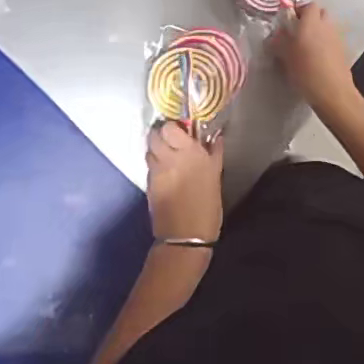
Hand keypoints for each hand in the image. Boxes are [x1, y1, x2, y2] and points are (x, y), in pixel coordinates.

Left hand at [145, 121, 224, 241]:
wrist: (186, 237)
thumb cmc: (207, 206)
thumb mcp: (215, 177)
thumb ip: (213, 154)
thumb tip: (215, 137)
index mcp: (189, 153)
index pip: (170, 127)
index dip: (173, 126)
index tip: (182, 130)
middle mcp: (169, 158)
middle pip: (154, 135)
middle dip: (160, 134)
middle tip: (171, 141)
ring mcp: (156, 171)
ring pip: (149, 150)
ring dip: (156, 149)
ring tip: (168, 156)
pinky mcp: (148, 184)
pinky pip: (149, 166)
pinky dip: (155, 164)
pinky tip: (165, 173)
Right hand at [269, 3, 358, 113]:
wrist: (332, 91)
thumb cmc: (305, 70)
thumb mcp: (285, 56)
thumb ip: (278, 42)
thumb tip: (274, 36)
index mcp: (311, 22)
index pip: (308, 5)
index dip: (299, 11)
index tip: (289, 22)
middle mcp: (327, 25)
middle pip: (320, 13)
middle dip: (310, 19)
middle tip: (298, 32)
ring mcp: (337, 37)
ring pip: (327, 26)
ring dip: (318, 31)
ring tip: (307, 47)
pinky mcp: (343, 50)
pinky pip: (332, 39)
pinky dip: (325, 43)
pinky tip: (317, 58)